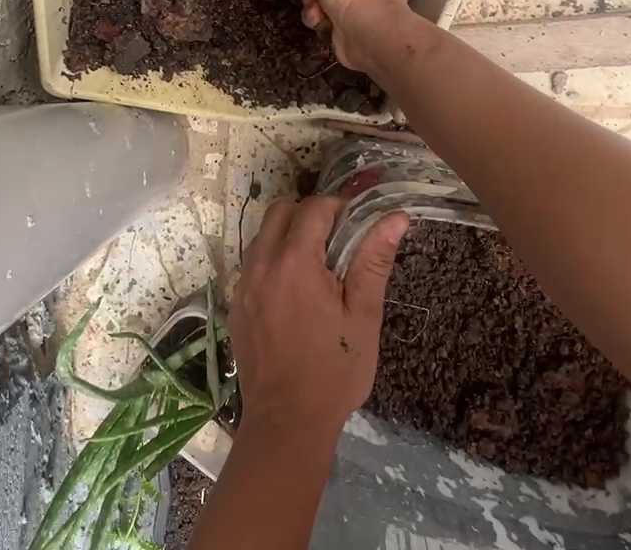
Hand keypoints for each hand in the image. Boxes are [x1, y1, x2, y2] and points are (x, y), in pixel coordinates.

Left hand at [230, 195, 408, 437]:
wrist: (287, 422)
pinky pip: (252, 265)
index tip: (357, 225)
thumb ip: (374, 261)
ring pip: (262, 236)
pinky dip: (273, 264)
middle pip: (280, 212)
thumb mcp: (363, 316)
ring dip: (288, 238)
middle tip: (337, 242)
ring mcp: (242, 285)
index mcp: (295, 263)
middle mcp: (261, 265)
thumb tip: (395, 218)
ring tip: (317, 270)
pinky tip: (294, 296)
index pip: (314, 208)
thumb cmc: (334, 370)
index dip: (338, 207)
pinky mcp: (235, 305)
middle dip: (309, 215)